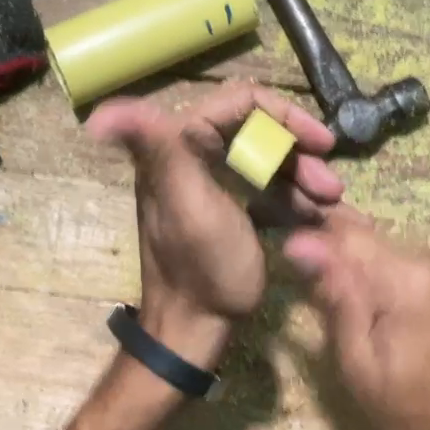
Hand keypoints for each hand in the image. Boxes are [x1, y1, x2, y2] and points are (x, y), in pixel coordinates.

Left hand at [88, 82, 342, 368]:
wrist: (195, 328)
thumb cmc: (200, 266)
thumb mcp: (187, 204)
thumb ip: (156, 149)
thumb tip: (99, 116)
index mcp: (180, 142)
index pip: (241, 101)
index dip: (286, 116)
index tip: (322, 143)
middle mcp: (190, 152)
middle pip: (258, 127)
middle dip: (298, 150)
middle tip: (330, 186)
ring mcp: (209, 178)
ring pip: (266, 155)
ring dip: (302, 173)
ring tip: (330, 202)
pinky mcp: (224, 204)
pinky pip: (265, 183)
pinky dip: (292, 194)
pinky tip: (314, 214)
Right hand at [283, 215, 429, 429]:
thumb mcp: (366, 377)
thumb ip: (337, 302)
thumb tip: (304, 245)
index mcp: (411, 277)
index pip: (346, 235)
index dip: (318, 247)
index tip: (303, 272)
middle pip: (379, 250)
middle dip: (359, 280)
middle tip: (357, 334)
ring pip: (409, 266)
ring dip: (392, 293)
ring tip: (399, 348)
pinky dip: (424, 301)